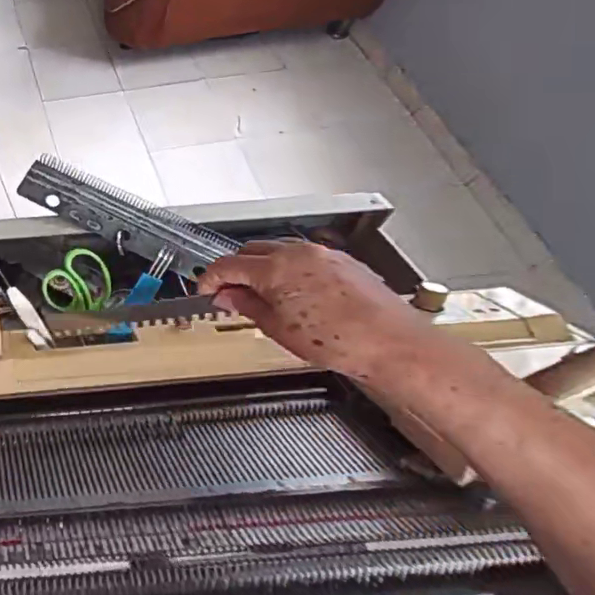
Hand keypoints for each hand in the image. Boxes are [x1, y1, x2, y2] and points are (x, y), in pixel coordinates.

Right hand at [195, 240, 437, 383]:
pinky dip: (286, 269)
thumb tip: (228, 296)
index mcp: (276, 269)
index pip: (227, 264)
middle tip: (227, 293)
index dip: (210, 278)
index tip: (205, 289)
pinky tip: (289, 293)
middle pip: (250, 251)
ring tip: (258, 296)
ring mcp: (322, 254)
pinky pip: (302, 256)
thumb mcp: (277, 329)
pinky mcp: (340, 260)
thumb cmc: (341, 341)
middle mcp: (298, 253)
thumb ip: (247, 306)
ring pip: (276, 251)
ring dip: (260, 267)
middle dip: (234, 269)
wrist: (389, 343)